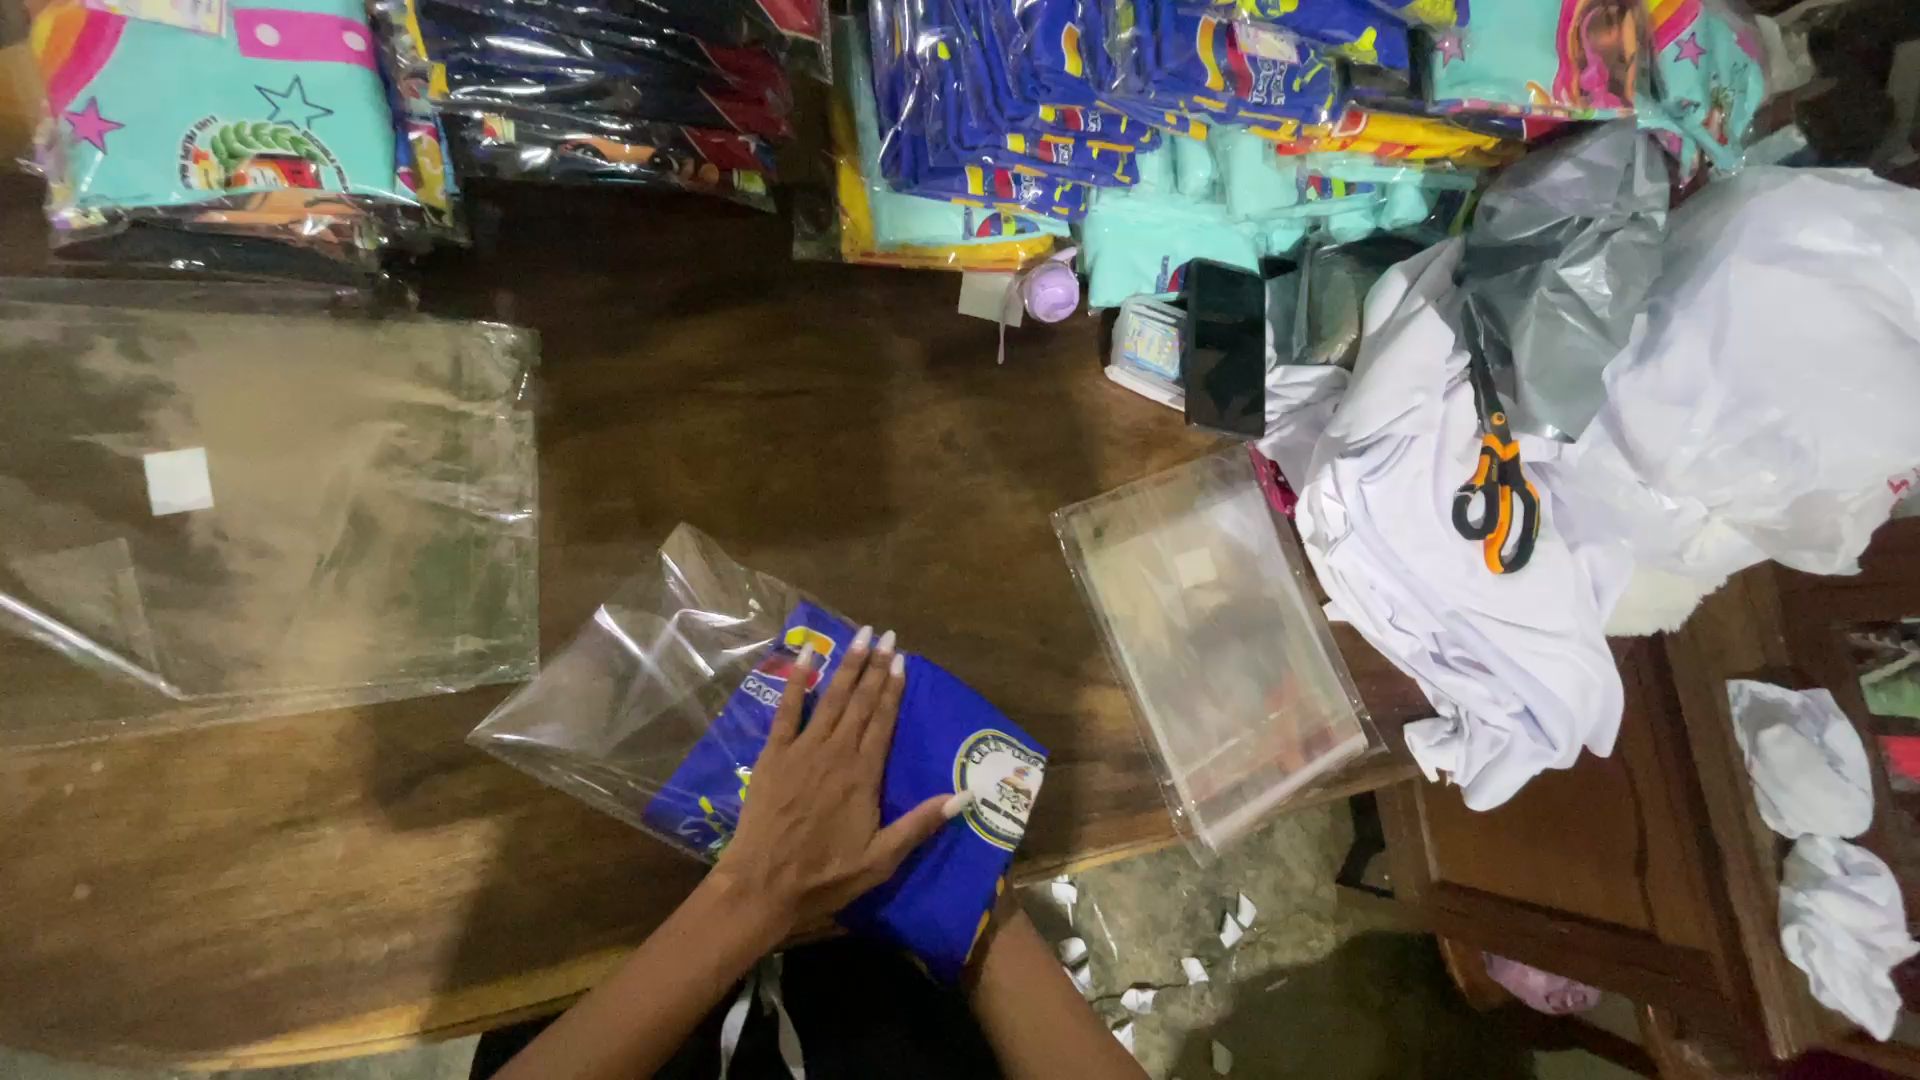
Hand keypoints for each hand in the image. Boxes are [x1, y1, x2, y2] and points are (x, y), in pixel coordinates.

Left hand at [708, 627, 966, 938]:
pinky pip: (787, 710)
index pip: (884, 720)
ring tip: (860, 635)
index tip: (903, 659)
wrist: (763, 884)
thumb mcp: (882, 859)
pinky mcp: (774, 754)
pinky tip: (806, 657)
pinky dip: (797, 681)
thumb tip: (965, 796)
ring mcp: (803, 749)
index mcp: (864, 773)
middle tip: (887, 635)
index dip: (894, 688)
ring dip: (847, 665)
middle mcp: (837, 752)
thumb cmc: (825, 875)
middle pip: (861, 701)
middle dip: (876, 666)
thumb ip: (920, 823)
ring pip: (831, 698)